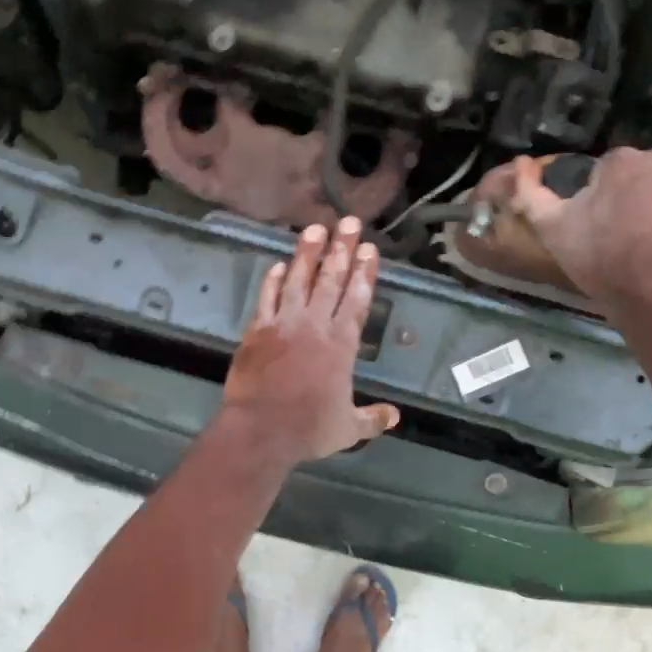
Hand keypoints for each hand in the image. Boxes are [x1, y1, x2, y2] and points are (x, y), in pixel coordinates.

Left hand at [221, 217, 399, 463]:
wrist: (260, 430)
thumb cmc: (308, 430)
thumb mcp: (348, 429)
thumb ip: (372, 419)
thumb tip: (395, 416)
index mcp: (341, 345)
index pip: (356, 299)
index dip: (364, 272)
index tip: (369, 249)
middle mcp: (314, 326)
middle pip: (330, 279)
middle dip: (341, 249)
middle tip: (349, 222)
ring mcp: (283, 324)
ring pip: (297, 280)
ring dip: (307, 253)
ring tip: (315, 229)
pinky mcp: (256, 331)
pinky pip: (266, 298)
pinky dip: (272, 280)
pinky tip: (278, 265)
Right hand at [477, 147, 651, 305]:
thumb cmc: (600, 258)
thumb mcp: (552, 229)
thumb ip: (529, 194)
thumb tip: (520, 164)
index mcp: (621, 160)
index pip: (606, 170)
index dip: (599, 198)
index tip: (597, 224)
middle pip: (642, 172)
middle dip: (634, 194)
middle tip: (625, 233)